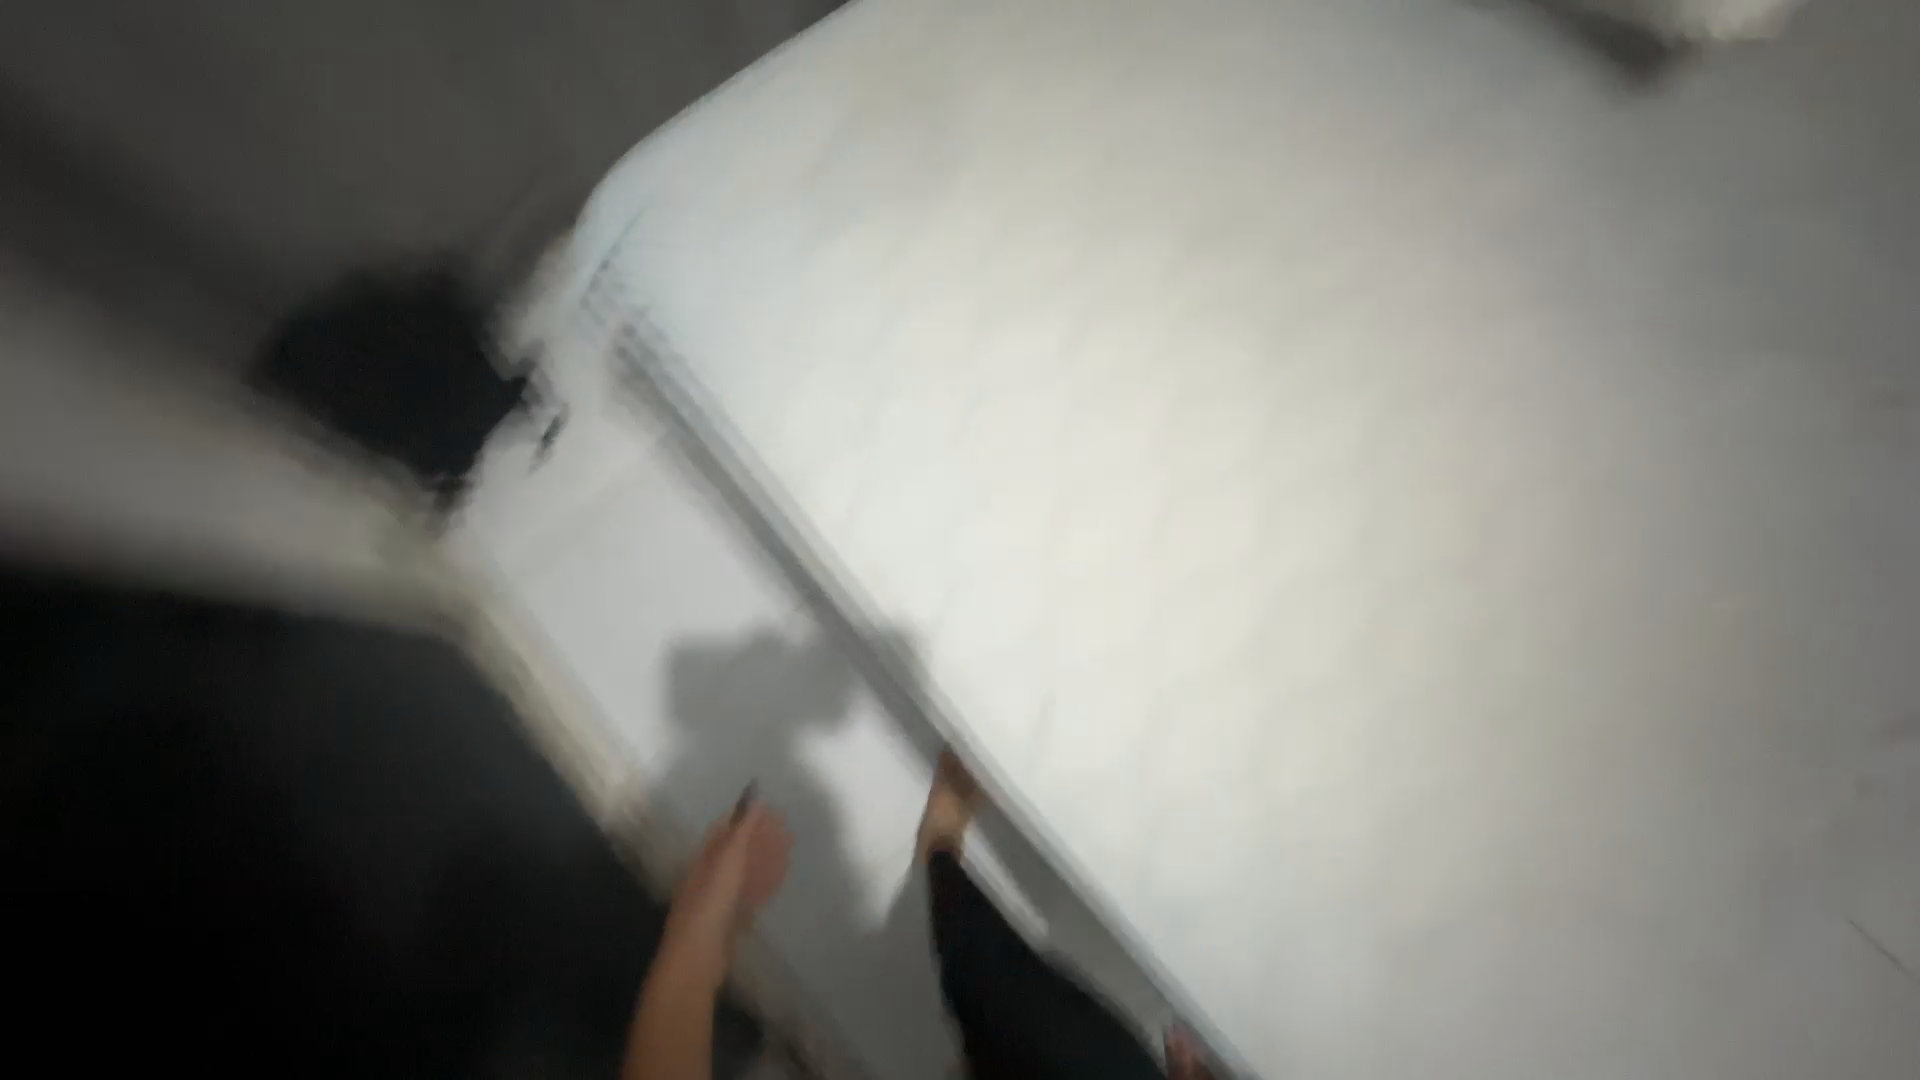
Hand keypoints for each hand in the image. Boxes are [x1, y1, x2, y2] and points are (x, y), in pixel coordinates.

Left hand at [658, 798, 792, 988]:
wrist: (699, 956)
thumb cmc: (711, 902)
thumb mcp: (728, 859)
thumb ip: (743, 829)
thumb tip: (756, 797)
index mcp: (706, 857)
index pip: (727, 829)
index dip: (749, 817)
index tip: (772, 807)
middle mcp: (712, 874)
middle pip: (740, 848)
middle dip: (762, 835)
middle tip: (787, 823)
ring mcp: (723, 897)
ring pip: (749, 870)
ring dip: (769, 855)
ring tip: (791, 844)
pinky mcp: (734, 917)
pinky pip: (754, 891)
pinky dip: (768, 878)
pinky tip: (782, 873)